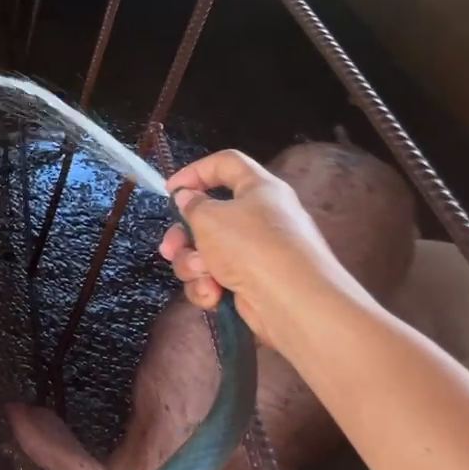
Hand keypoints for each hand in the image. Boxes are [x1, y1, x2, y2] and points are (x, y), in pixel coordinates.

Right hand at [159, 149, 359, 348]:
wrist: (298, 306)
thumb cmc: (251, 247)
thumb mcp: (208, 217)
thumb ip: (191, 204)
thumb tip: (189, 200)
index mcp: (260, 190)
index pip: (226, 163)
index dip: (194, 171)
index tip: (170, 190)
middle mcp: (262, 218)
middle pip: (209, 216)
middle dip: (183, 235)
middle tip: (170, 248)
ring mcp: (259, 254)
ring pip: (208, 251)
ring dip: (193, 263)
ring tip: (200, 274)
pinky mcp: (255, 284)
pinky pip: (218, 277)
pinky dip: (210, 285)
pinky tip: (214, 294)